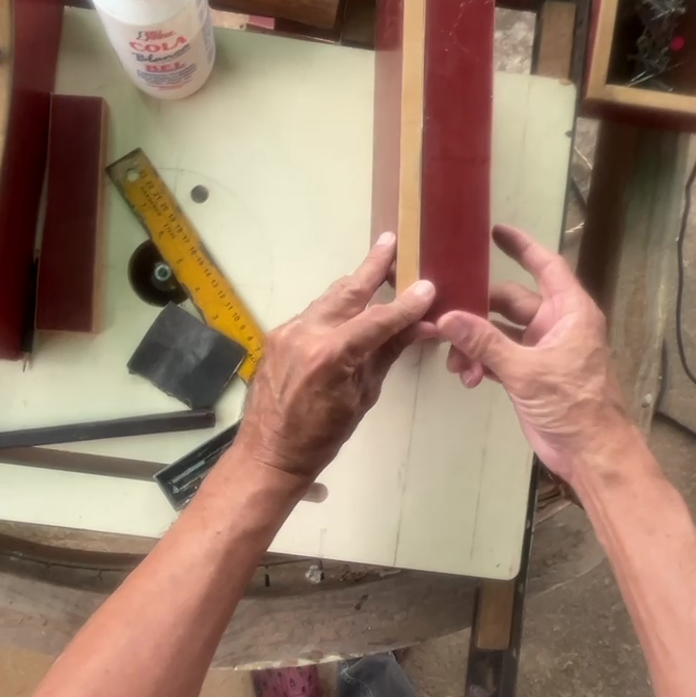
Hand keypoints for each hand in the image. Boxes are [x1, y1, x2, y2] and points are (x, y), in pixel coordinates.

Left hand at [235, 233, 435, 480]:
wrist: (268, 453)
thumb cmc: (320, 438)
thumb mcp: (362, 397)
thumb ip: (386, 354)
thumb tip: (420, 327)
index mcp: (331, 355)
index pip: (378, 319)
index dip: (406, 304)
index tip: (428, 287)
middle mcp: (305, 334)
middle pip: (347, 292)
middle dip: (372, 267)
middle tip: (391, 243)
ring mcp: (286, 332)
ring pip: (328, 300)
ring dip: (353, 286)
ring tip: (376, 267)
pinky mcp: (276, 336)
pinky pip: (312, 315)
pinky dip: (334, 308)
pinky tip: (349, 306)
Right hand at [433, 225, 629, 479]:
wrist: (590, 453)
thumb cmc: (573, 404)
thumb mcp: (526, 370)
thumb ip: (485, 342)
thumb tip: (447, 318)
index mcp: (569, 312)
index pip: (545, 267)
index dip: (521, 247)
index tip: (494, 231)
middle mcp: (555, 325)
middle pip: (508, 302)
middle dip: (477, 312)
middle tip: (445, 319)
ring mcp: (540, 350)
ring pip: (498, 333)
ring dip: (475, 345)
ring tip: (456, 365)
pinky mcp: (528, 375)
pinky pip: (497, 357)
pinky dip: (481, 363)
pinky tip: (467, 377)